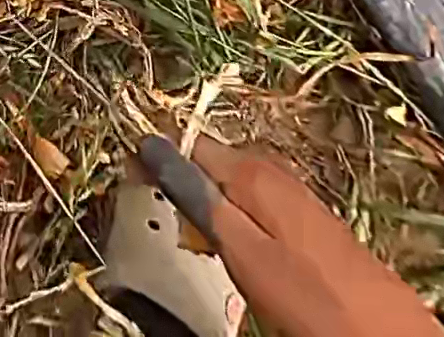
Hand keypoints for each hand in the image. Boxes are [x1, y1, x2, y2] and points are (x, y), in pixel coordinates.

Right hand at [136, 135, 443, 336]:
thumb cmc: (309, 299)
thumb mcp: (243, 251)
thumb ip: (198, 197)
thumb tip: (153, 146)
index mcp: (248, 170)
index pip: (184, 143)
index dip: (155, 159)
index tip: (134, 181)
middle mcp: (268, 168)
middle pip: (206, 162)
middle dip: (183, 185)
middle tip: (178, 230)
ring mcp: (290, 190)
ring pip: (228, 184)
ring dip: (208, 206)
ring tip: (204, 245)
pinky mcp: (304, 215)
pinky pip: (252, 203)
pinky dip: (236, 220)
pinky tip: (240, 252)